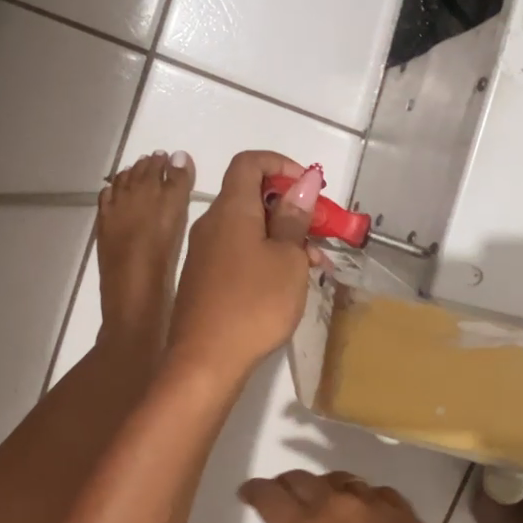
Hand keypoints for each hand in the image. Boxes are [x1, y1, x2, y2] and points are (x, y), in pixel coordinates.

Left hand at [165, 151, 319, 378]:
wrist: (204, 360)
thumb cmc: (254, 304)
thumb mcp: (287, 259)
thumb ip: (294, 218)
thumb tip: (301, 184)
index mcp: (231, 209)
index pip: (249, 162)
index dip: (281, 165)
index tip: (309, 189)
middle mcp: (211, 223)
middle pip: (249, 196)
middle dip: (288, 206)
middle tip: (320, 230)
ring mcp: (203, 253)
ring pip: (246, 228)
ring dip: (280, 236)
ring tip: (312, 264)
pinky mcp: (203, 280)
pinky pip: (237, 253)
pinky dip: (263, 256)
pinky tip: (285, 284)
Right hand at [237, 470, 511, 522]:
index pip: (270, 495)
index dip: (253, 491)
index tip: (246, 496)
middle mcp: (341, 509)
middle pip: (302, 479)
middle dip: (283, 487)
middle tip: (277, 503)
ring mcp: (379, 508)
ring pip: (339, 480)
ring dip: (321, 488)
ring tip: (317, 509)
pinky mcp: (409, 515)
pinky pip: (373, 491)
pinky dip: (357, 496)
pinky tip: (360, 517)